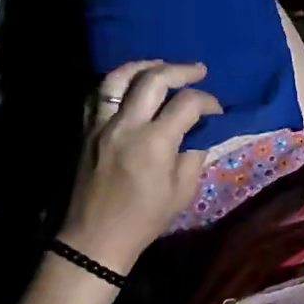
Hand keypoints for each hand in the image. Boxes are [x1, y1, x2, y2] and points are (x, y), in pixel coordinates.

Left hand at [57, 60, 220, 273]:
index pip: (187, 104)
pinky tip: (131, 85)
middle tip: (198, 71)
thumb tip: (201, 132)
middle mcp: (126, 125)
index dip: (207, 102)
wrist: (96, 237)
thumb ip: (193, 155)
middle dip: (180, 70)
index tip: (217, 111)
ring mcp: (101, 125)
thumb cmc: (145, 219)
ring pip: (118, 78)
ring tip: (161, 66)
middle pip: (153, 79)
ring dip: (144, 66)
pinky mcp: (86, 130)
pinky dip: (117, 83)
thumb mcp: (182, 191)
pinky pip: (98, 94)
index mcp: (154, 142)